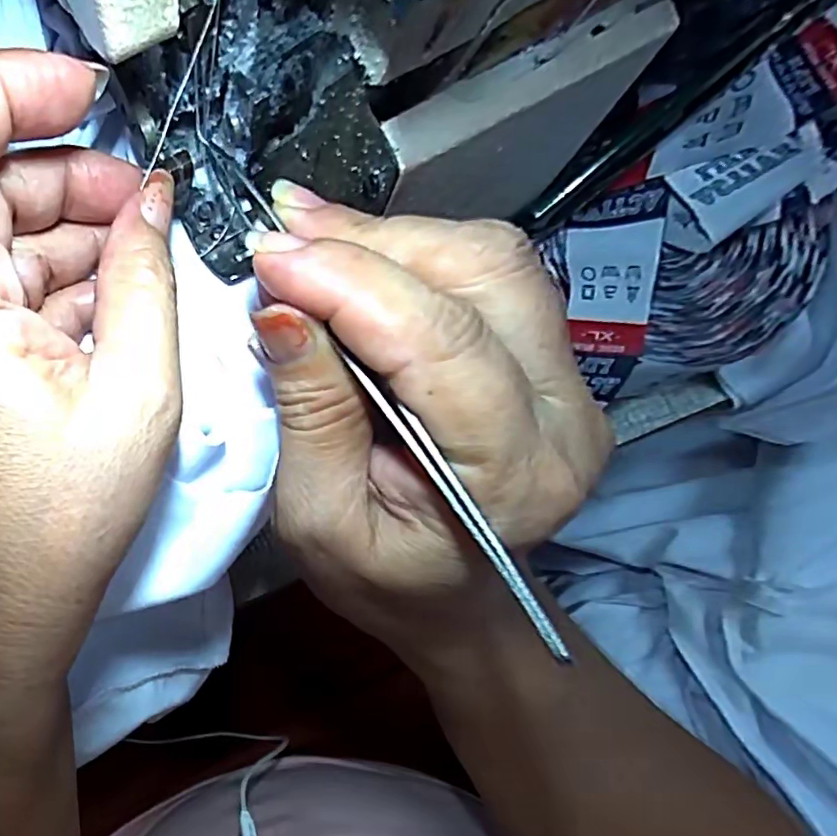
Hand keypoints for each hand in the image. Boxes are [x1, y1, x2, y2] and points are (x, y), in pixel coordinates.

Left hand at [0, 50, 180, 684]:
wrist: (24, 593)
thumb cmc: (72, 514)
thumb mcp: (138, 391)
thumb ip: (145, 277)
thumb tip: (148, 202)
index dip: (7, 84)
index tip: (87, 90)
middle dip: (61, 168)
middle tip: (141, 200)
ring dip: (68, 222)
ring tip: (139, 248)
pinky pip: (4, 281)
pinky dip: (59, 271)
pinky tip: (114, 292)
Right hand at [245, 184, 612, 653]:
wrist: (444, 598)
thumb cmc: (379, 581)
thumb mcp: (318, 519)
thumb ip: (310, 418)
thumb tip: (280, 313)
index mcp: (513, 472)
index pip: (441, 345)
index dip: (350, 287)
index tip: (268, 258)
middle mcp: (565, 410)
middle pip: (480, 276)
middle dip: (367, 245)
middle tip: (278, 236)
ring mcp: (568, 376)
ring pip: (486, 258)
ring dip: (386, 238)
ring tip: (304, 237)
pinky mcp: (544, 356)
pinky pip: (480, 275)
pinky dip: (405, 253)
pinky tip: (346, 254)